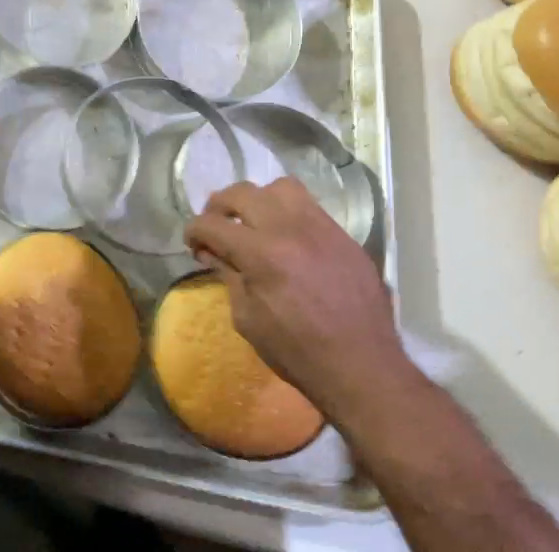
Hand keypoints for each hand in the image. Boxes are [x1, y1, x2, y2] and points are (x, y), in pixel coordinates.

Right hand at [184, 178, 410, 419]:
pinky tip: (288, 242)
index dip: (193, 232)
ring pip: (281, 188)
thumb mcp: (248, 318)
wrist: (365, 370)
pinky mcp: (346, 238)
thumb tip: (212, 251)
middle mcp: (291, 230)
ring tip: (255, 223)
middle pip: (242, 192)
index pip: (211, 224)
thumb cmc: (298, 352)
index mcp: (262, 254)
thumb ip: (228, 275)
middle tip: (216, 228)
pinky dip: (289, 215)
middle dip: (219, 207)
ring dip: (259, 200)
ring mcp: (323, 230)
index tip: (193, 245)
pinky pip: (311, 209)